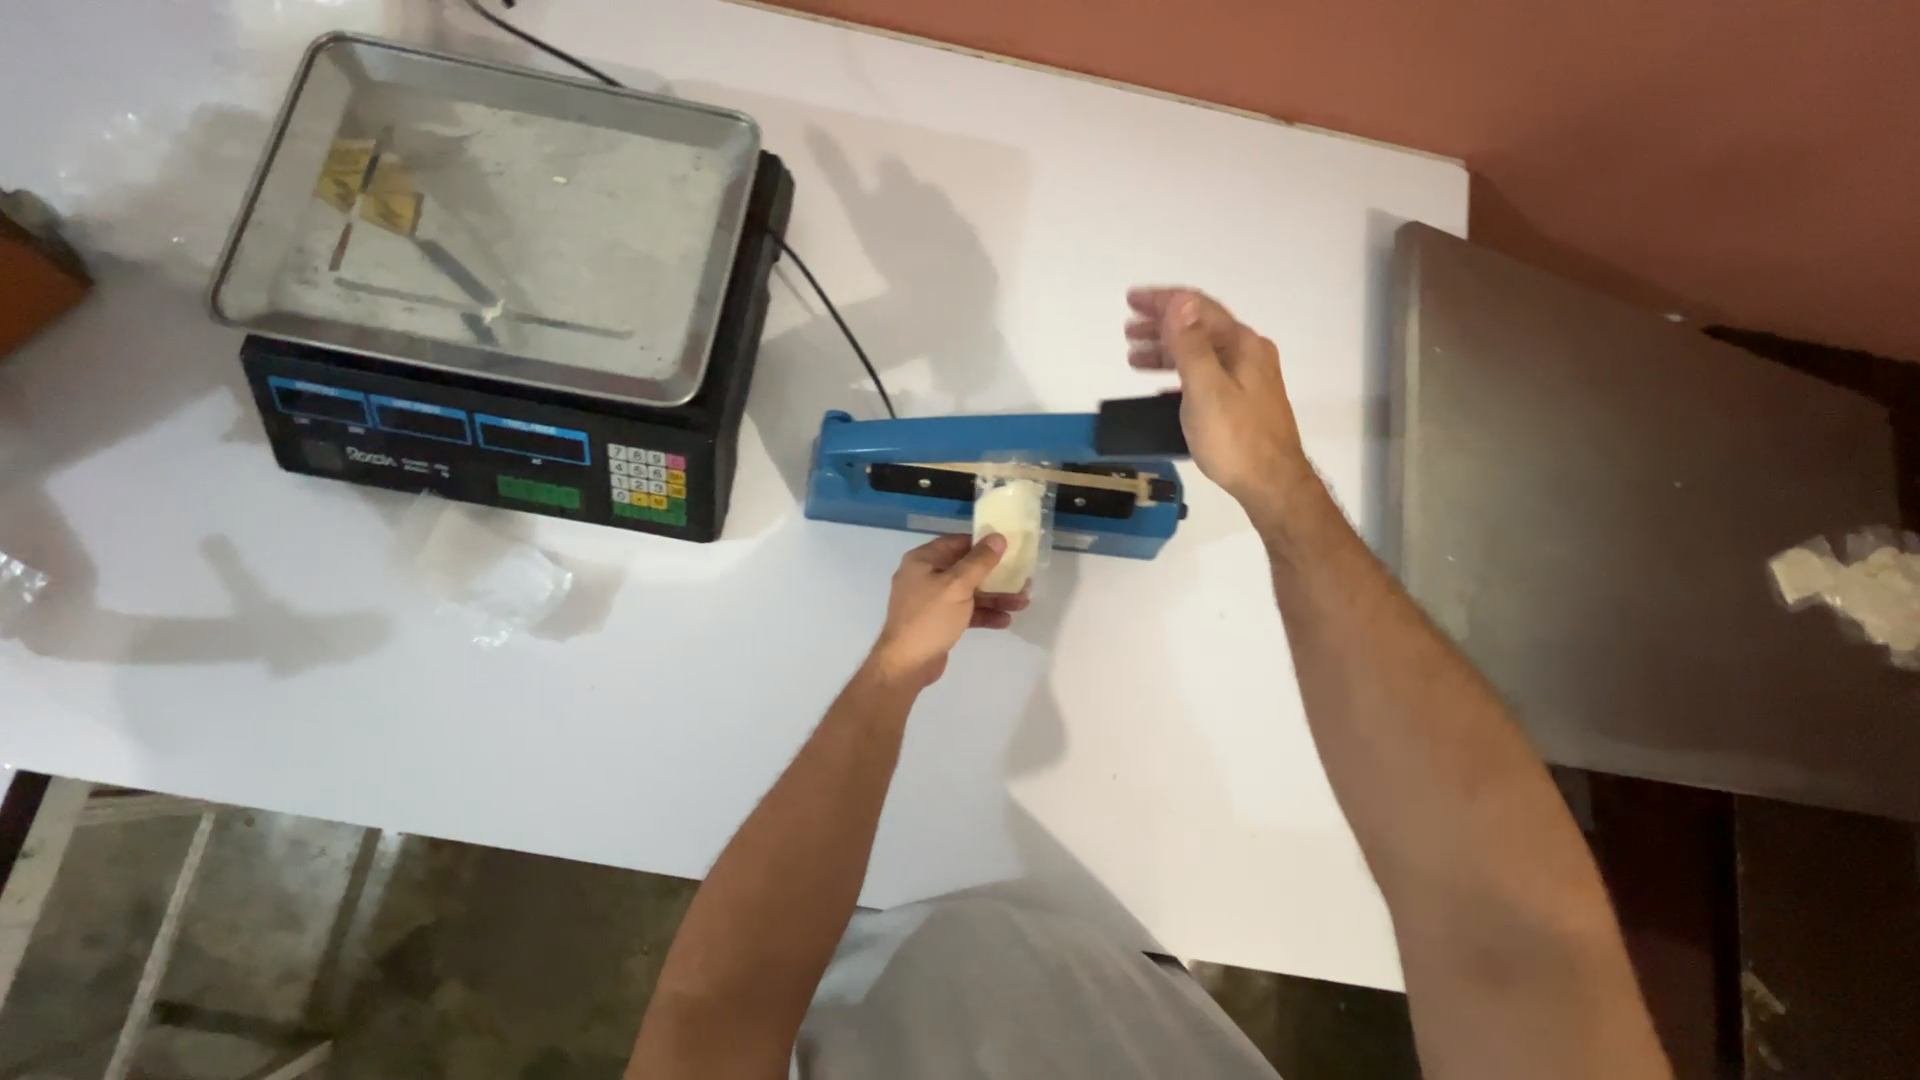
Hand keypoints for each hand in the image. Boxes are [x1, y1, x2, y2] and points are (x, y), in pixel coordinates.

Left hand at [869, 534, 1028, 688]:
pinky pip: (965, 611)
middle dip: (995, 575)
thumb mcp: (957, 586)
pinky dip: (983, 614)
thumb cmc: (930, 618)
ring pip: (968, 592)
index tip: (1008, 548)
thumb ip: (979, 561)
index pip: (957, 543)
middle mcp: (925, 576)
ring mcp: (931, 600)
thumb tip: (997, 537)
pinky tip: (1005, 620)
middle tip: (1022, 579)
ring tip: (1022, 603)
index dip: (983, 544)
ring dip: (994, 597)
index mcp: (923, 560)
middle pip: (966, 569)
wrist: (907, 664)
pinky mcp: (939, 621)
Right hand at [1125, 288, 1318, 524]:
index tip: (1130, 300)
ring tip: (1134, 357)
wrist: (1272, 483)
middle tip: (1127, 329)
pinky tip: (1162, 385)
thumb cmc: (1234, 440)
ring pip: (1202, 351)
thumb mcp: (1206, 390)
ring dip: (1167, 349)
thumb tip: (1179, 301)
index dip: (1162, 302)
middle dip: (1161, 324)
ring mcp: (1249, 377)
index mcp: (1241, 345)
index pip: (1197, 309)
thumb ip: (1190, 345)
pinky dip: (1179, 371)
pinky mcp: (1244, 400)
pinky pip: (1206, 372)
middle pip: (1200, 327)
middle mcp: (1248, 354)